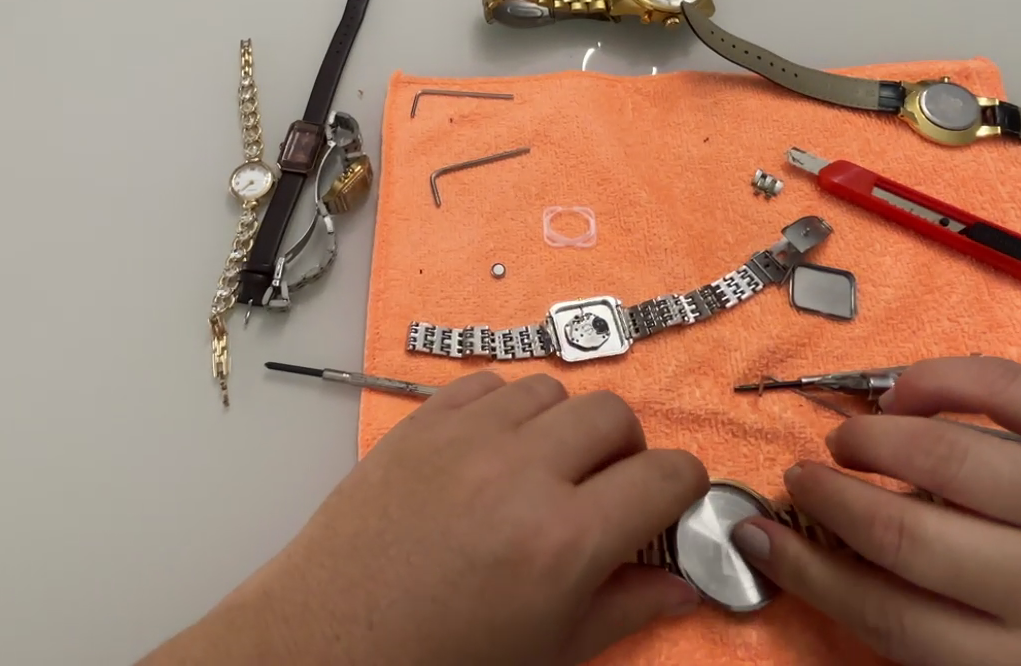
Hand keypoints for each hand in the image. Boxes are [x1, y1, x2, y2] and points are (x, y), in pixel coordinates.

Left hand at [142, 372, 707, 665]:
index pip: (663, 477)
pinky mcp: (424, 417)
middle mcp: (523, 470)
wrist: (333, 633)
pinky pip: (488, 382)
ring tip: (542, 461)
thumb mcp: (549, 650)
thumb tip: (686, 583)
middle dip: (627, 445)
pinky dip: (505, 405)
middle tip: (606, 481)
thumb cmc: (446, 656)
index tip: (674, 494)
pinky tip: (492, 443)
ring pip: (550, 389)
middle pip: (612, 413)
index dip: (683, 483)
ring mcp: (468, 433)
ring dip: (562, 422)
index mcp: (565, 539)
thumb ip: (625, 609)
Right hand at [732, 356, 1020, 664]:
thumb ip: (984, 658)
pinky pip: (1008, 389)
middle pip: (900, 530)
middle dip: (825, 499)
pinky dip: (939, 379)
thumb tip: (873, 595)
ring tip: (842, 441)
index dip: (809, 573)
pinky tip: (906, 390)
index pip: (891, 617)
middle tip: (797, 481)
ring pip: (941, 452)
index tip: (759, 535)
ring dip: (867, 438)